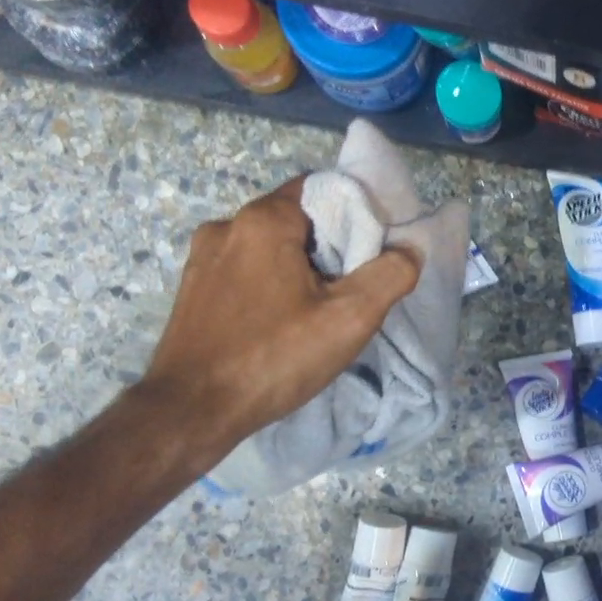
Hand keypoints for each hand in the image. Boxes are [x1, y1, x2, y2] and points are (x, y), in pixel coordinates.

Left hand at [136, 177, 420, 461]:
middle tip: (359, 284)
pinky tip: (288, 321)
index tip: (380, 249)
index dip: (359, 214)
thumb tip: (409, 251)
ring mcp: (203, 258)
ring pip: (272, 247)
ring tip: (325, 307)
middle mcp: (226, 227)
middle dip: (333, 245)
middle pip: (298, 219)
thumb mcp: (350, 319)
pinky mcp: (194, 289)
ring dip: (304, 268)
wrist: (192, 410)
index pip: (323, 190)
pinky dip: (275, 284)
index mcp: (263, 221)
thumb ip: (390, 276)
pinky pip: (248, 271)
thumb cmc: (274, 358)